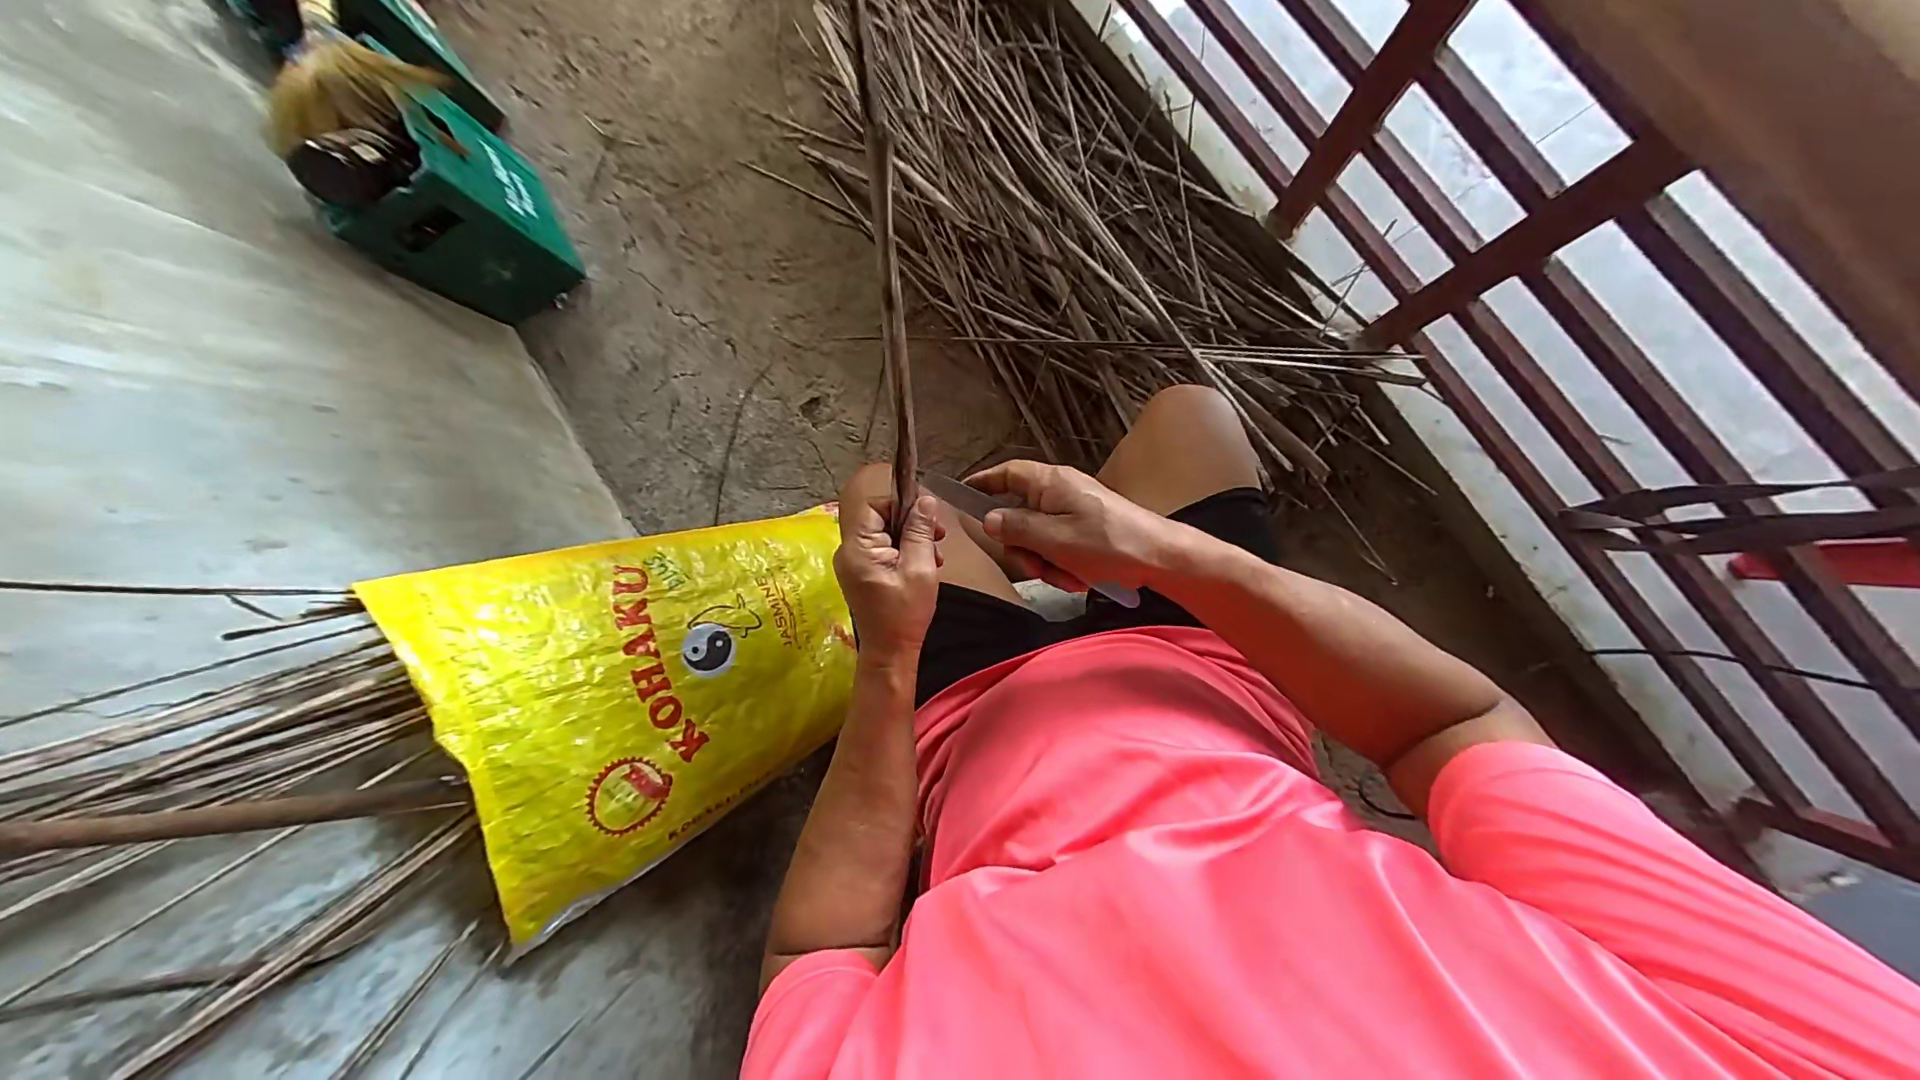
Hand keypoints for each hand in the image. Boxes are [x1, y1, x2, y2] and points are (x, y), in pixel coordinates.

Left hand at [833, 487, 943, 662]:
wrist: (891, 651)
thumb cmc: (905, 614)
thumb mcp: (920, 568)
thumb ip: (920, 531)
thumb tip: (925, 501)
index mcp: (858, 549)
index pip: (873, 505)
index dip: (901, 504)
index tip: (926, 516)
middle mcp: (849, 552)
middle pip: (879, 518)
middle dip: (911, 522)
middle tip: (938, 535)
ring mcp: (853, 563)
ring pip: (884, 533)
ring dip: (911, 537)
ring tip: (935, 554)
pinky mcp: (861, 572)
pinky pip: (882, 549)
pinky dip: (904, 550)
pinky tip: (923, 563)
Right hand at [965, 461, 1188, 593]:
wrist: (1162, 557)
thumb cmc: (1110, 543)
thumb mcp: (1054, 539)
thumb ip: (1016, 528)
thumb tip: (988, 520)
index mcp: (1051, 483)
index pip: (1006, 474)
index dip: (983, 483)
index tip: (962, 496)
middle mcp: (1061, 491)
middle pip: (1019, 514)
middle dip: (1023, 547)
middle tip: (1036, 568)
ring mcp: (1075, 510)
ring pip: (1039, 537)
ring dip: (1045, 562)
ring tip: (1067, 577)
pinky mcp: (1088, 528)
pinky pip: (1060, 546)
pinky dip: (1064, 564)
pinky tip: (1080, 578)